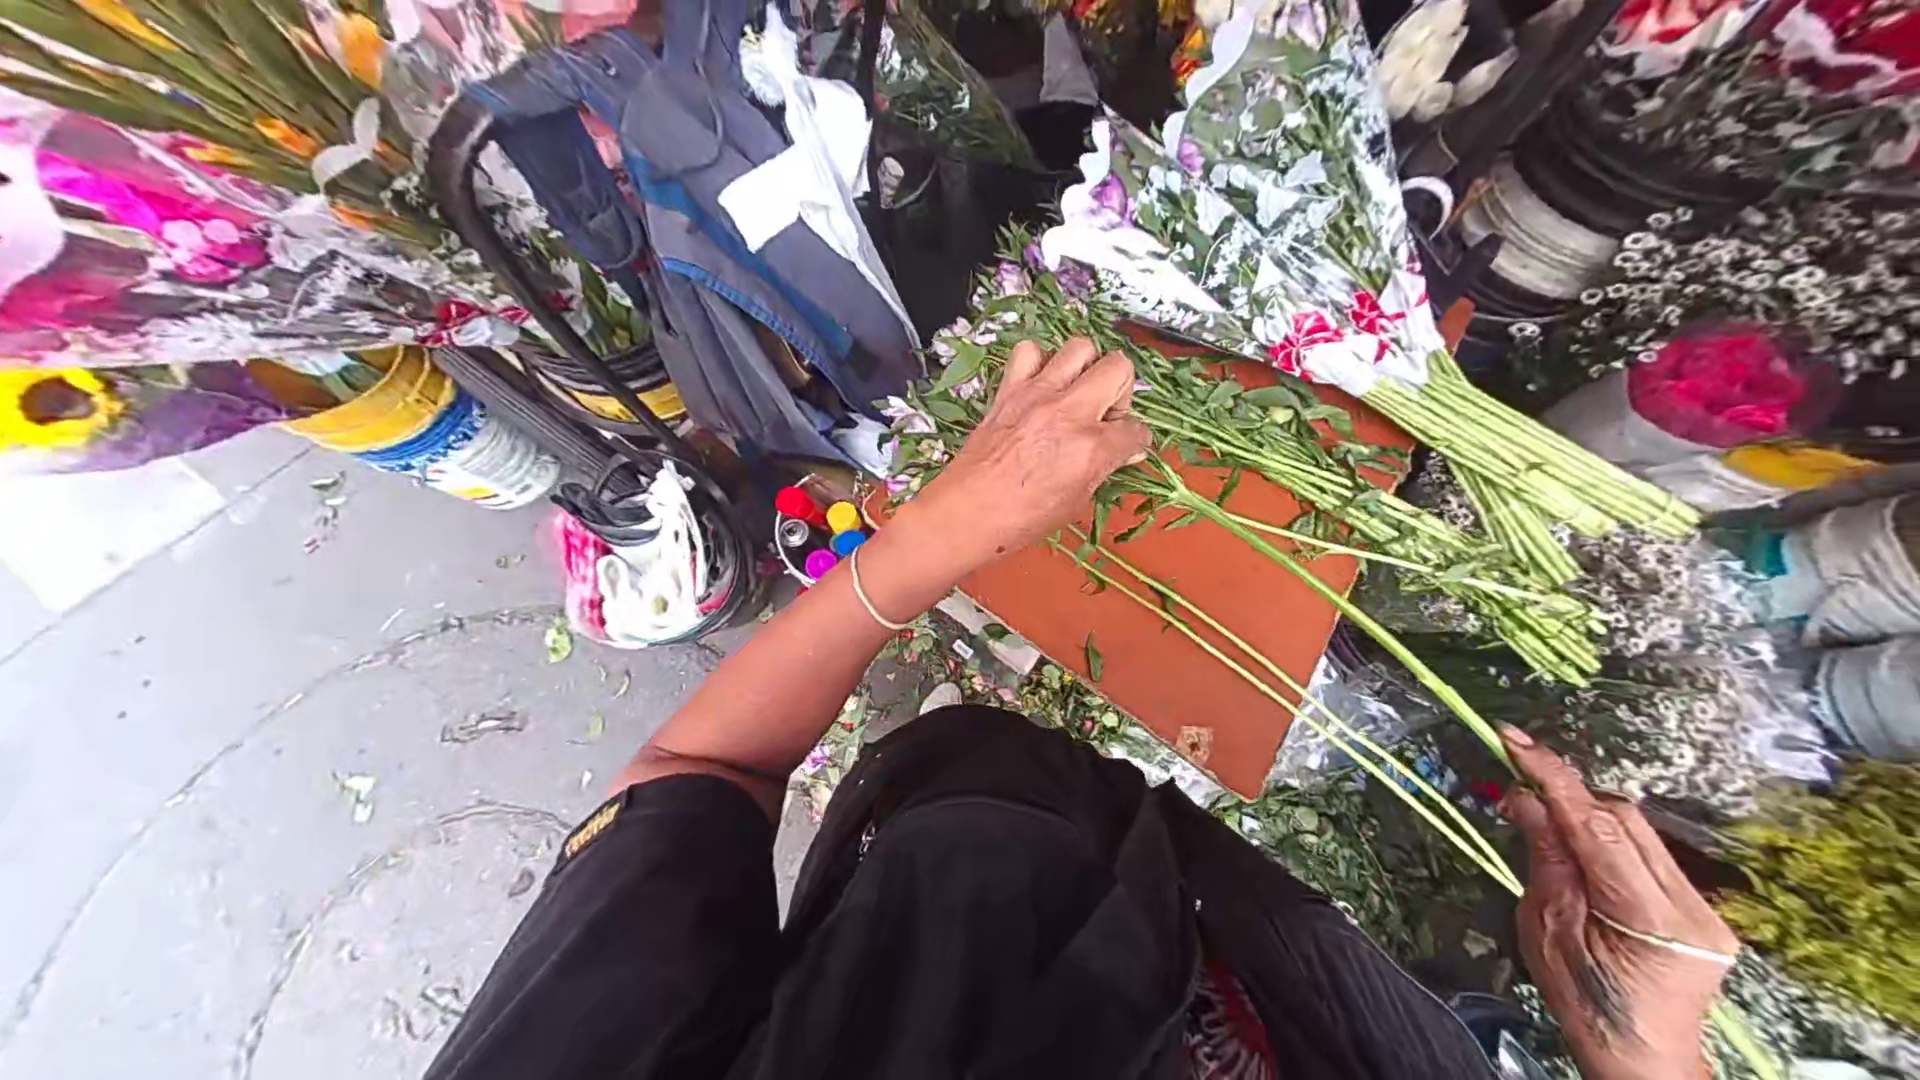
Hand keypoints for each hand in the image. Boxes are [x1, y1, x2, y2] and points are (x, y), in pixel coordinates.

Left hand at [907, 337, 1149, 569]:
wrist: (966, 512)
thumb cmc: (1019, 519)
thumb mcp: (1074, 503)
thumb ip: (1101, 469)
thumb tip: (1121, 452)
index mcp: (1091, 448)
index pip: (1136, 429)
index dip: (1136, 440)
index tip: (1127, 445)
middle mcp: (1068, 413)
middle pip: (1119, 367)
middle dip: (1121, 390)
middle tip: (1105, 414)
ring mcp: (1036, 396)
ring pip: (1079, 347)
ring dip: (1085, 368)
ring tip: (1076, 394)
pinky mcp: (1008, 391)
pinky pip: (1028, 352)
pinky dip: (1039, 361)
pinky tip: (1040, 386)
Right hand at [1499, 727, 1739, 1079]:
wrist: (1639, 1053)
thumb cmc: (1582, 996)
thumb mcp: (1545, 923)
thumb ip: (1545, 856)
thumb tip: (1526, 798)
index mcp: (1651, 917)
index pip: (1597, 825)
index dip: (1552, 776)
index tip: (1512, 739)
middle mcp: (1692, 906)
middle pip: (1622, 818)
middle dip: (1565, 794)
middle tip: (1513, 791)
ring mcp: (1701, 906)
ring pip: (1633, 828)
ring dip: (1580, 813)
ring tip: (1537, 820)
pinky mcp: (1693, 905)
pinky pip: (1639, 849)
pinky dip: (1597, 834)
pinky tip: (1570, 845)